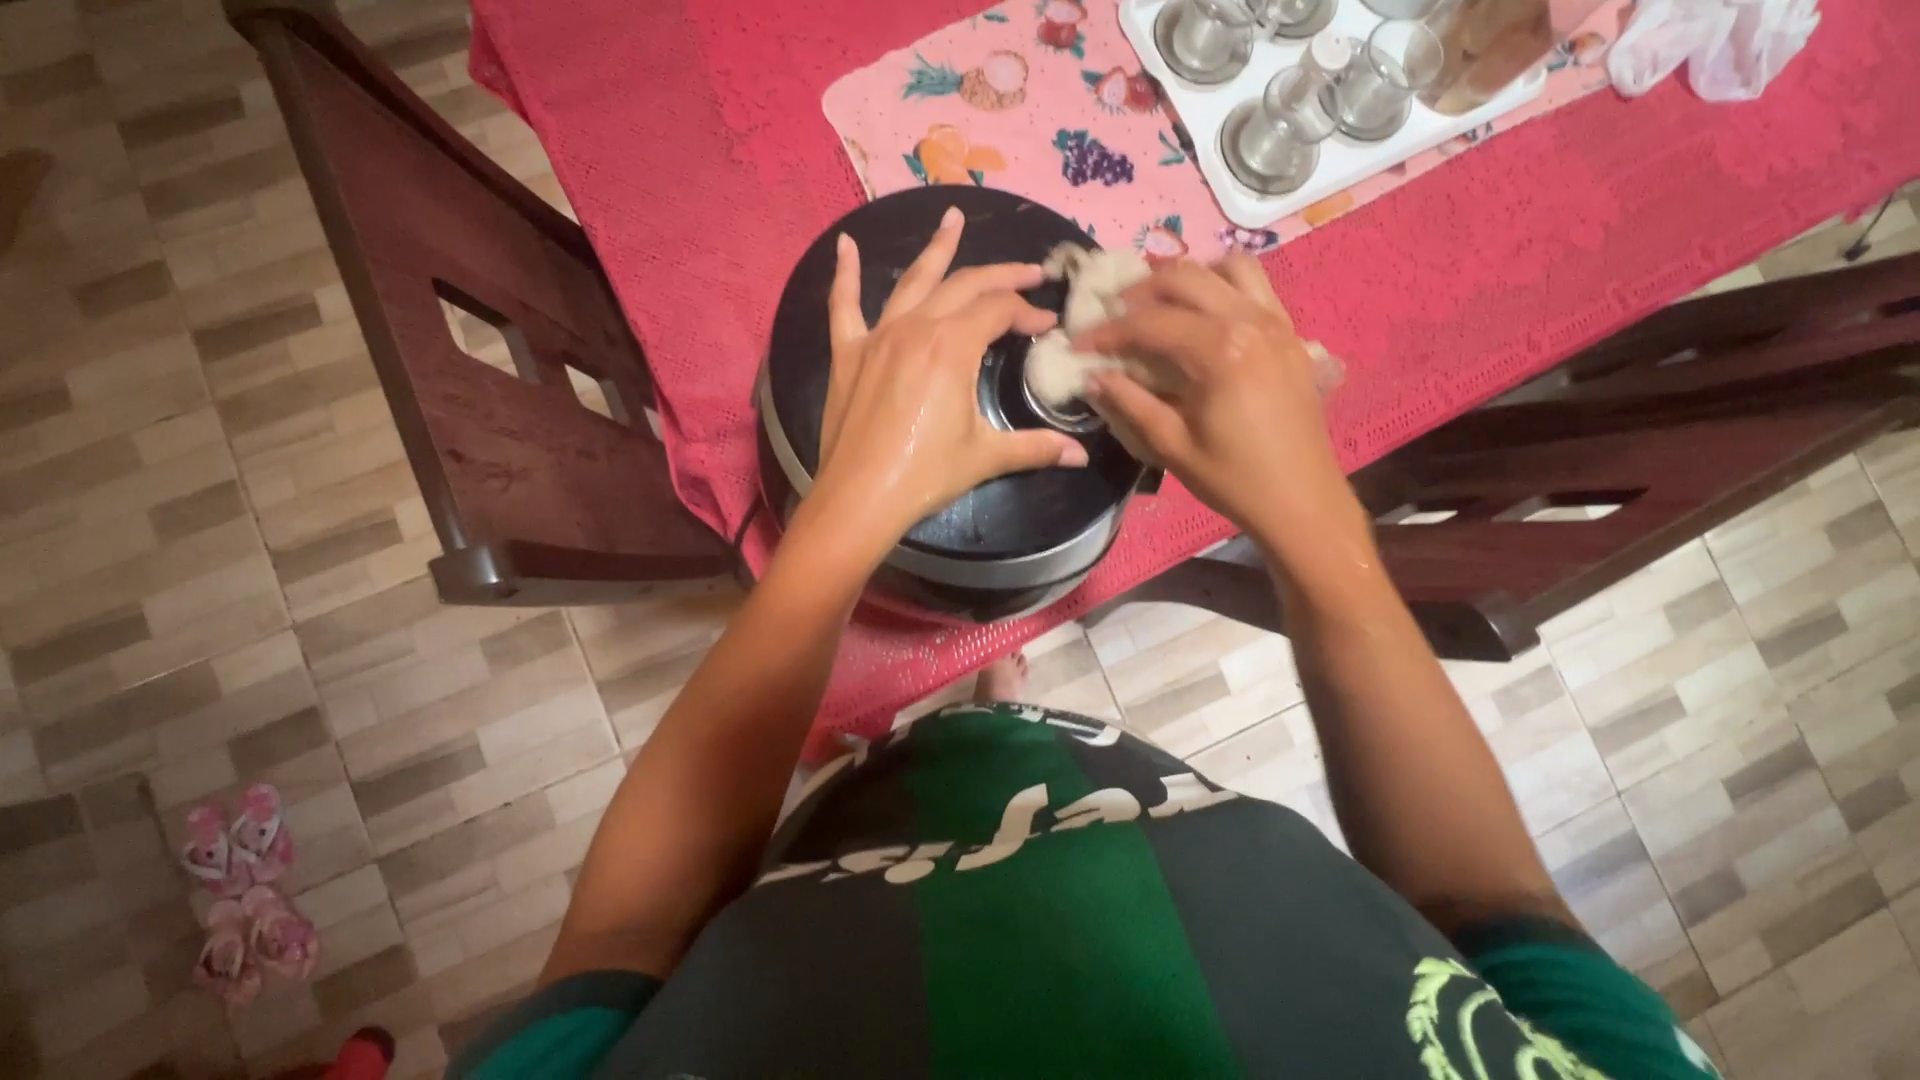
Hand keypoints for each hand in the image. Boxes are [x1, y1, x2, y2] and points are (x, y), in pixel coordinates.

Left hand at [810, 206, 1088, 551]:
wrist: (859, 497)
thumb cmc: (926, 475)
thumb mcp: (986, 457)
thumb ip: (1035, 447)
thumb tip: (1080, 454)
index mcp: (952, 346)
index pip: (999, 312)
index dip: (1028, 314)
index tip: (1048, 327)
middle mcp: (916, 327)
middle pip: (965, 285)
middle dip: (1002, 275)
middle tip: (1030, 271)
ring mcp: (878, 336)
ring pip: (913, 281)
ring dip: (937, 249)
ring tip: (953, 219)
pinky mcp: (848, 353)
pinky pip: (843, 305)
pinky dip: (845, 274)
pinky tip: (845, 245)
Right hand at [1074, 256, 1366, 557]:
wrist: (1302, 499)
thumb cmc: (1233, 479)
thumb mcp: (1171, 446)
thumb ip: (1130, 402)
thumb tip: (1093, 376)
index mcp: (1218, 351)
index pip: (1149, 323)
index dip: (1107, 332)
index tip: (1078, 345)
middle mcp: (1248, 321)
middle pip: (1183, 279)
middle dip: (1139, 293)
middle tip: (1112, 319)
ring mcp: (1275, 322)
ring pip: (1225, 267)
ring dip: (1186, 278)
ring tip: (1160, 305)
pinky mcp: (1289, 333)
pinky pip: (1255, 285)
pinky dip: (1222, 285)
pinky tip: (1203, 315)